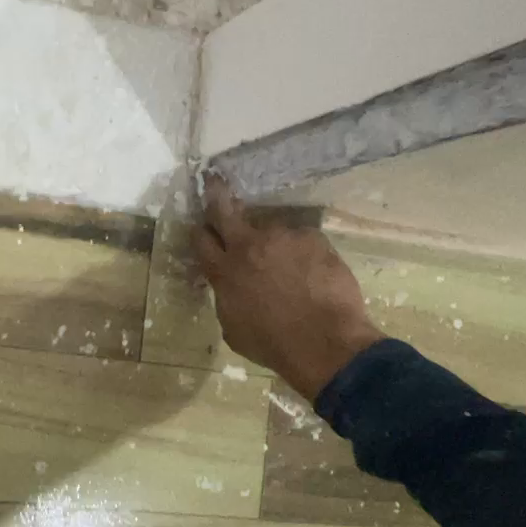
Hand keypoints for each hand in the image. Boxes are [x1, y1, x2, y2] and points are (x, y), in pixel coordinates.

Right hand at [192, 174, 384, 400]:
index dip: (201, 232)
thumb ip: (227, 297)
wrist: (324, 342)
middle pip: (224, 210)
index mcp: (224, 271)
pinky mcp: (312, 237)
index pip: (201, 239)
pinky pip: (301, 240)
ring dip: (273, 243)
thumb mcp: (233, 327)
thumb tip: (231, 286)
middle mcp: (248, 246)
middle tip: (214, 182)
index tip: (203, 228)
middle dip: (216, 195)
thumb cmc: (273, 344)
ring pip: (271, 231)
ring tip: (289, 268)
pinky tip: (312, 273)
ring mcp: (282, 238)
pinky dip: (303, 253)